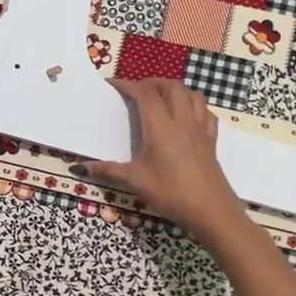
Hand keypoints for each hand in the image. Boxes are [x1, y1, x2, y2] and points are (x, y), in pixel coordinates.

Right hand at [85, 78, 246, 235]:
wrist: (212, 212)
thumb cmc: (171, 193)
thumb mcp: (135, 181)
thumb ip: (109, 170)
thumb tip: (83, 167)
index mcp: (161, 128)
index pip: (145, 94)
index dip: (128, 85)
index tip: (113, 84)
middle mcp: (182, 122)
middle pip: (172, 87)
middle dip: (152, 82)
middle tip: (136, 90)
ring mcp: (200, 130)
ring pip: (193, 95)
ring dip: (175, 90)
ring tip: (161, 97)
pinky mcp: (212, 141)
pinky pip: (205, 112)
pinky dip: (194, 105)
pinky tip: (186, 115)